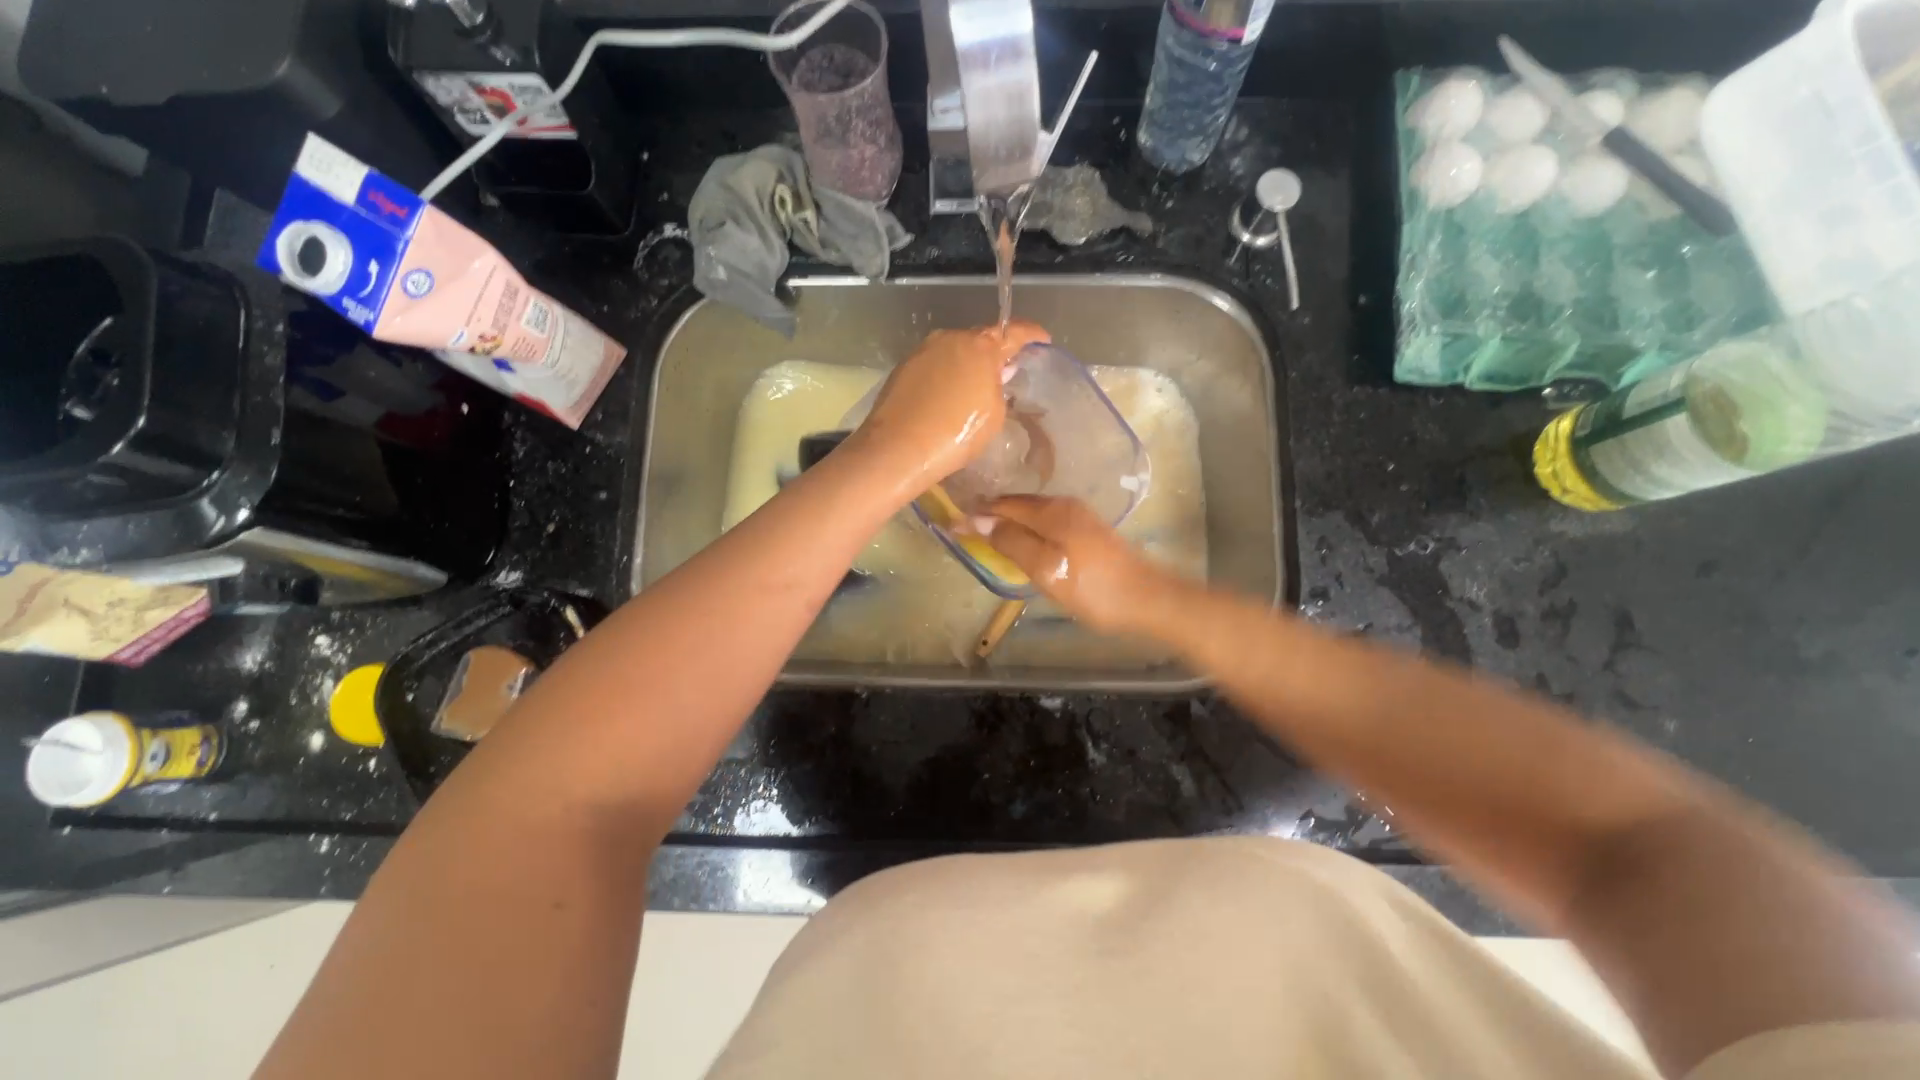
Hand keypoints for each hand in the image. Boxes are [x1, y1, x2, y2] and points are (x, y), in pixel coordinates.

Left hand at [847, 320, 1050, 491]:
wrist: (898, 448)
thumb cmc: (956, 433)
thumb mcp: (993, 414)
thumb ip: (1000, 386)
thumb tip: (999, 371)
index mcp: (980, 346)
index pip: (1014, 330)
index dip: (1032, 334)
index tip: (1043, 340)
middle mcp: (950, 338)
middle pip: (981, 339)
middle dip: (996, 352)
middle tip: (1006, 373)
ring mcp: (923, 350)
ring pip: (955, 351)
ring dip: (968, 363)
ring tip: (974, 389)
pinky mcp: (904, 366)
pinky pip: (935, 364)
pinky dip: (946, 374)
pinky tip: (947, 397)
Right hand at [973, 496, 1178, 634]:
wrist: (1149, 600)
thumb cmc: (1094, 589)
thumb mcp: (1046, 569)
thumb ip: (1012, 542)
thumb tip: (977, 520)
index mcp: (1052, 511)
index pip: (1002, 504)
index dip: (975, 514)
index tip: (951, 526)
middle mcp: (1065, 505)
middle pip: (1018, 505)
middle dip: (990, 514)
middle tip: (964, 531)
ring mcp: (1080, 517)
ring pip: (1032, 514)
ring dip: (1008, 522)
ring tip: (986, 538)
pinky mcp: (1089, 532)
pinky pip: (1046, 523)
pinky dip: (1027, 530)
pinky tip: (1022, 544)